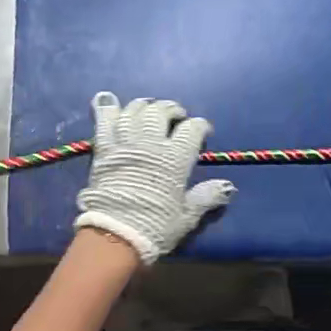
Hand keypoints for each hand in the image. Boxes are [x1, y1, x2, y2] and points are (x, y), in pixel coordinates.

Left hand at [73, 93, 234, 264]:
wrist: (116, 233)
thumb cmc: (155, 226)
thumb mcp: (187, 215)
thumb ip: (206, 197)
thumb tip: (227, 186)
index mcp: (175, 159)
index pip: (192, 130)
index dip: (199, 127)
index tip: (201, 131)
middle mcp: (150, 145)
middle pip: (160, 113)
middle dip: (170, 109)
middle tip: (173, 115)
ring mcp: (124, 145)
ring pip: (134, 112)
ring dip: (142, 106)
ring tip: (147, 107)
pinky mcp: (103, 150)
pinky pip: (104, 122)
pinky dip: (105, 108)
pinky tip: (105, 97)